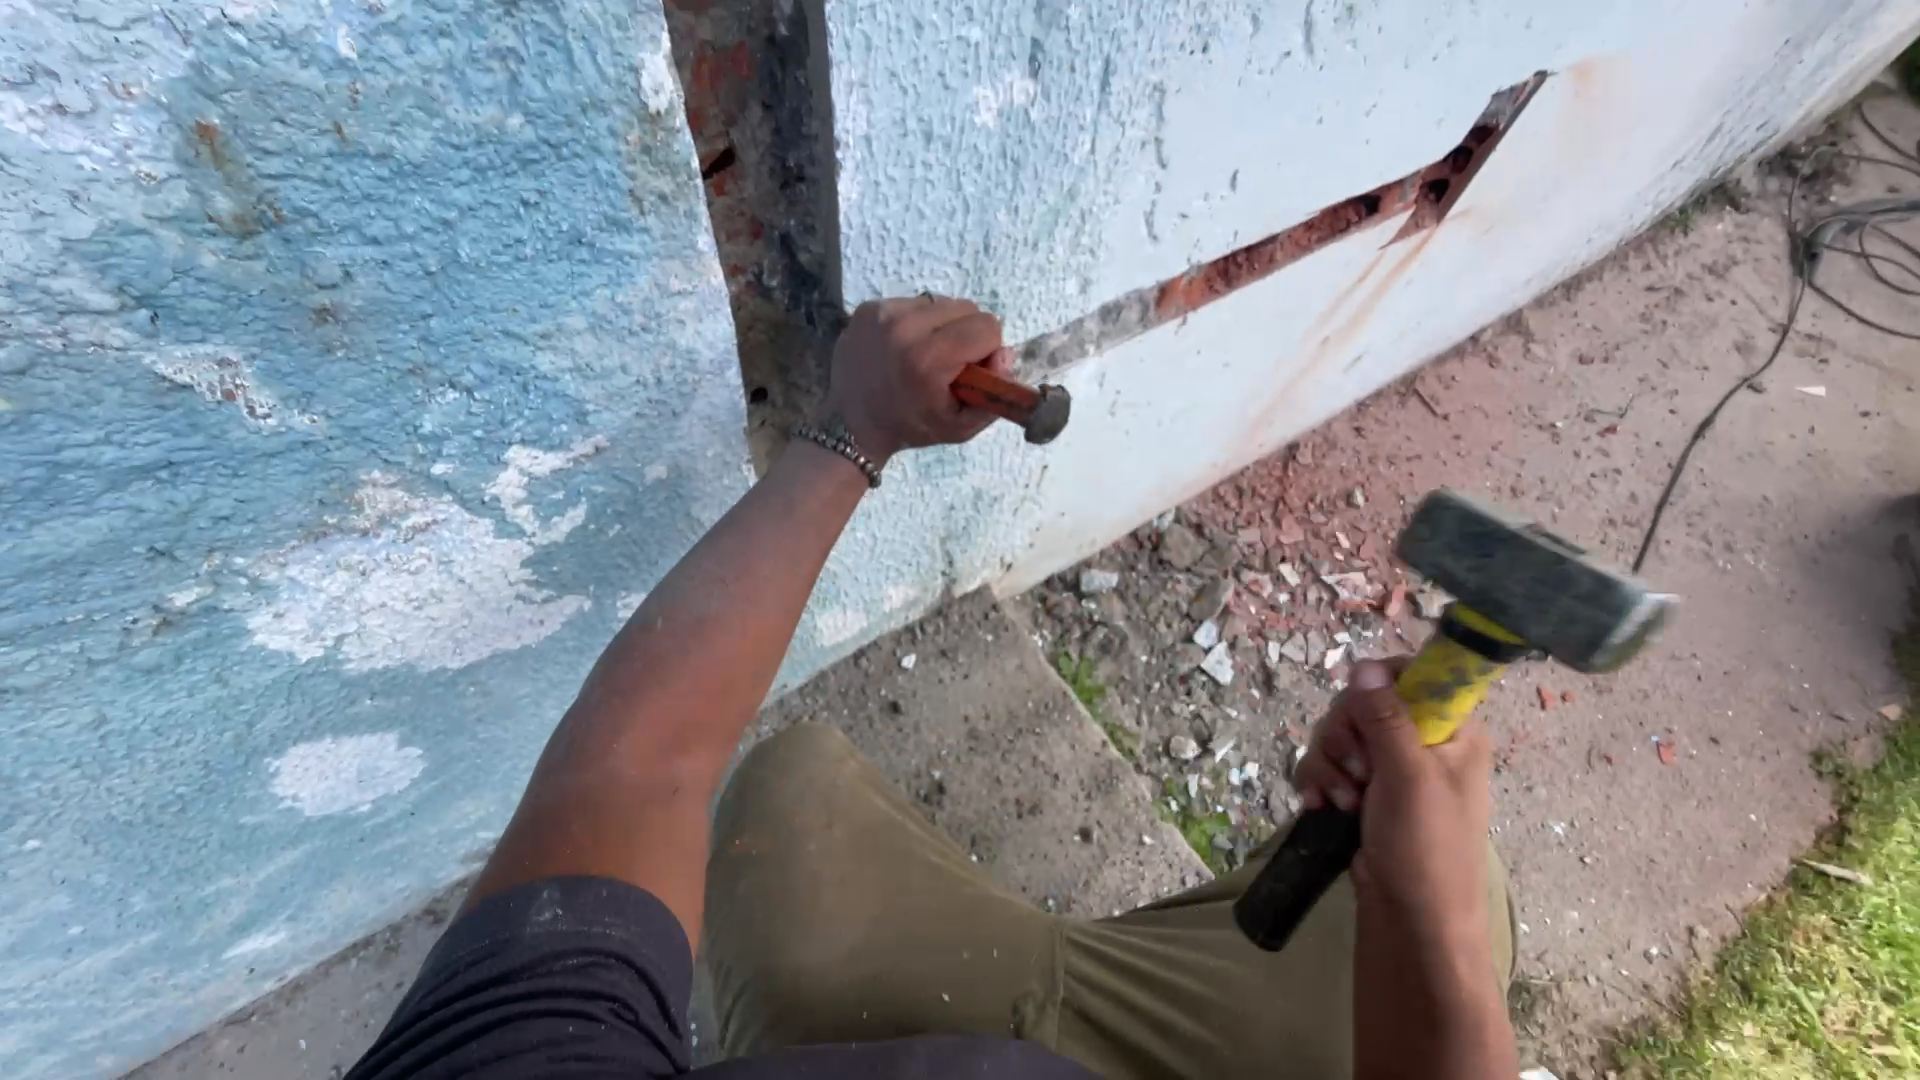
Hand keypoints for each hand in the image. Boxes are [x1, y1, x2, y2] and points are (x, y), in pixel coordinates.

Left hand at [819, 295, 1012, 463]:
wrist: (851, 424)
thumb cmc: (911, 428)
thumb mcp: (961, 426)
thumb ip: (995, 393)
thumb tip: (1005, 355)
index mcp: (929, 359)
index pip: (987, 326)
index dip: (987, 350)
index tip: (972, 370)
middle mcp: (905, 327)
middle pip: (967, 308)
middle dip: (967, 334)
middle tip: (950, 362)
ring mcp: (883, 313)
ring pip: (940, 302)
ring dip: (942, 325)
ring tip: (926, 353)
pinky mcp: (869, 307)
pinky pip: (913, 303)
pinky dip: (917, 322)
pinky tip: (904, 346)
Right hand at [1292, 659, 1493, 947]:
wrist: (1409, 917)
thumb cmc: (1426, 847)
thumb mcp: (1409, 776)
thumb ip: (1386, 718)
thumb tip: (1364, 665)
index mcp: (1450, 729)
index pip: (1410, 675)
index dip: (1377, 685)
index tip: (1362, 709)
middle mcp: (1418, 740)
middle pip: (1360, 702)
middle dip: (1344, 736)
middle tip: (1358, 770)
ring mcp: (1386, 765)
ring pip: (1335, 732)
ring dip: (1328, 764)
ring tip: (1341, 801)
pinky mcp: (1359, 787)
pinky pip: (1323, 762)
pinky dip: (1317, 781)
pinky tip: (1318, 804)